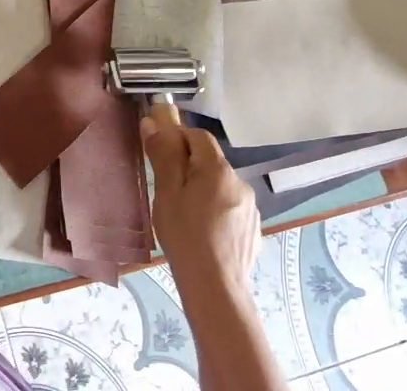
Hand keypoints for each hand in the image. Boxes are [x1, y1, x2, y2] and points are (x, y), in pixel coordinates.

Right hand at [142, 103, 259, 288]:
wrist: (216, 285)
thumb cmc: (185, 234)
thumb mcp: (166, 191)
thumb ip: (163, 154)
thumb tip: (154, 121)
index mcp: (218, 170)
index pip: (198, 135)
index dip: (177, 138)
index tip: (159, 156)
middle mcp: (240, 183)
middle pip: (209, 160)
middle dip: (187, 165)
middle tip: (166, 188)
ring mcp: (250, 207)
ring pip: (219, 184)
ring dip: (201, 187)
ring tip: (182, 212)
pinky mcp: (252, 228)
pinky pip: (229, 205)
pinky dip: (213, 208)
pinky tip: (201, 230)